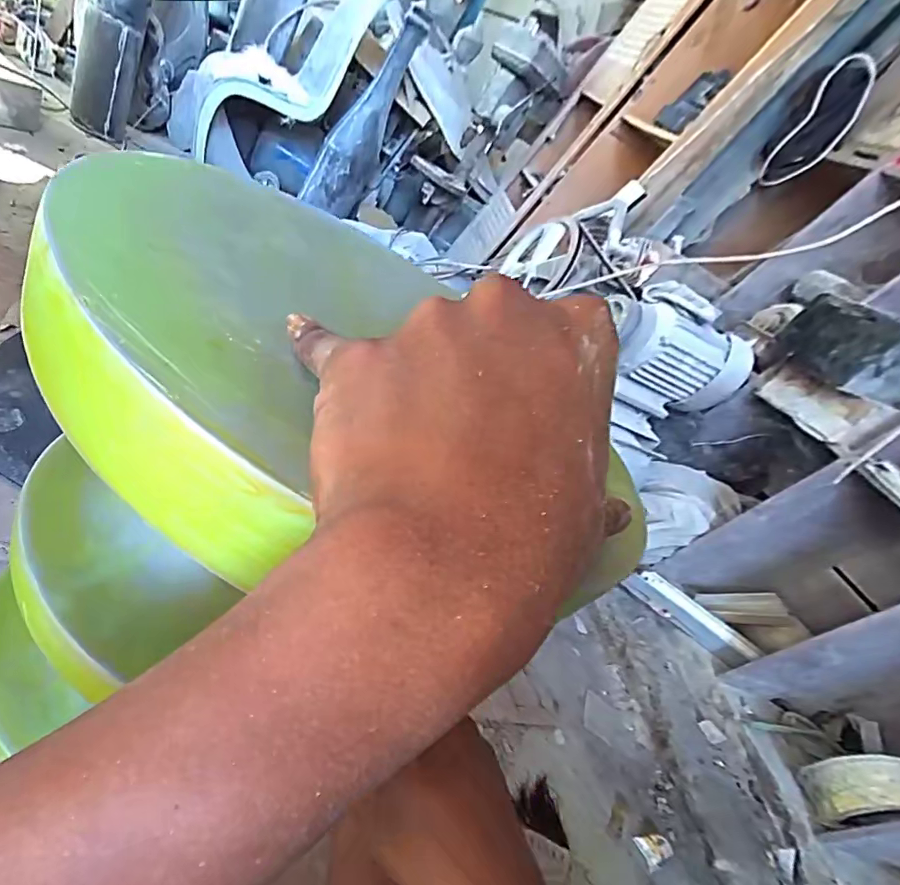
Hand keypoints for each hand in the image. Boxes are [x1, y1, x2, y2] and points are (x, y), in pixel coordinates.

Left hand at [288, 275, 624, 637]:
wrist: (435, 557)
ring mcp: (419, 332)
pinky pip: (325, 347)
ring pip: (403, 346)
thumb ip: (582, 482)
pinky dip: (314, 347)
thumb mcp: (582, 507)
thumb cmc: (525, 538)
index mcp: (575, 335)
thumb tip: (600, 510)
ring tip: (379, 436)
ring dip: (394, 378)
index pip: (553, 327)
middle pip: (472, 327)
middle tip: (441, 426)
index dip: (521, 371)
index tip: (503, 406)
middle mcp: (497, 312)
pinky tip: (300, 336)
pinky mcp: (352, 362)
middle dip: (458, 367)